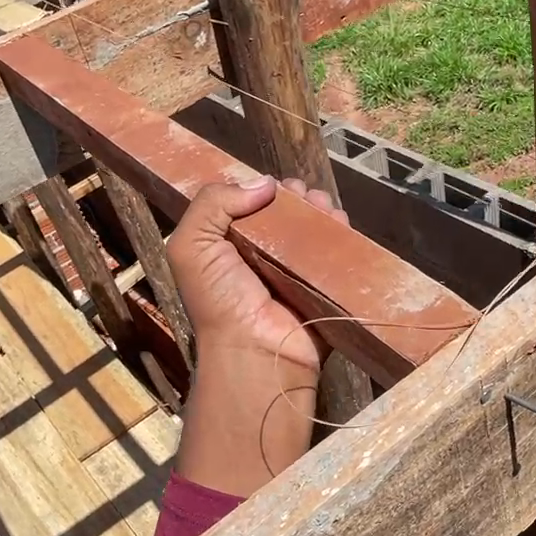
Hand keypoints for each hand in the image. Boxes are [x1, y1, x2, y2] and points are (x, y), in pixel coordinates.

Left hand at [166, 175, 349, 496]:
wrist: (256, 352)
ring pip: (316, 232)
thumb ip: (213, 203)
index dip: (266, 191)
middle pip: (288, 216)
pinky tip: (342, 225)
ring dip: (322, 212)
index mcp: (231, 247)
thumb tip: (264, 183)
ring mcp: (298, 275)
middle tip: (306, 196)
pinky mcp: (326, 289)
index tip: (279, 186)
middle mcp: (265, 259)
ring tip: (324, 208)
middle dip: (299, 199)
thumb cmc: (219, 300)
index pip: (252, 208)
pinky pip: (339, 258)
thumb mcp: (192, 246)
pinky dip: (344, 237)